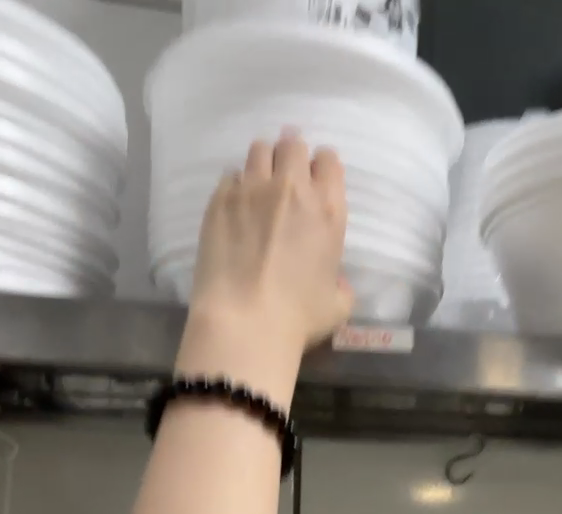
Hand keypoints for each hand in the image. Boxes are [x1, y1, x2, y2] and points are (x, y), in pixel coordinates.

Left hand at [182, 130, 352, 393]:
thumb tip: (336, 279)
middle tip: (288, 177)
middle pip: (293, 145)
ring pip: (260, 149)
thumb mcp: (338, 307)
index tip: (317, 181)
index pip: (329, 161)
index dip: (323, 167)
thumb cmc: (298, 317)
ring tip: (261, 185)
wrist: (244, 320)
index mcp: (327, 211)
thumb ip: (342, 285)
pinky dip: (237, 185)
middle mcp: (292, 189)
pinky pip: (231, 175)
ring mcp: (252, 189)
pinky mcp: (220, 199)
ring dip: (264, 162)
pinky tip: (237, 208)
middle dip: (293, 156)